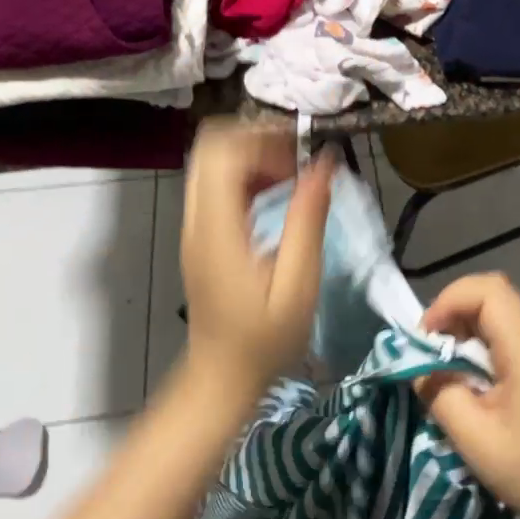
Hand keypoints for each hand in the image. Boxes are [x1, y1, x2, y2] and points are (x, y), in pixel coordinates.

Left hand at [179, 122, 334, 397]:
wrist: (220, 380)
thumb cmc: (265, 340)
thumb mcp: (298, 284)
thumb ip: (308, 219)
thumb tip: (325, 163)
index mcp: (217, 228)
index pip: (222, 151)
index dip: (262, 138)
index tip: (301, 154)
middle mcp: (196, 218)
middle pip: (212, 146)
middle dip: (257, 140)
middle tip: (297, 161)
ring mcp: (194, 225)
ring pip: (212, 161)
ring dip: (253, 156)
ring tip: (293, 177)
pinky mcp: (200, 233)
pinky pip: (216, 183)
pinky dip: (246, 174)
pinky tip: (277, 194)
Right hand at [416, 274, 519, 518]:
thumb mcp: (477, 440)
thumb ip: (441, 394)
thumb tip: (420, 367)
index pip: (488, 290)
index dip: (450, 300)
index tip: (425, 335)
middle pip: (493, 298)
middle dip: (453, 314)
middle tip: (428, 352)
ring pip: (500, 316)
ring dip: (466, 331)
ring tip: (444, 370)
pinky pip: (510, 336)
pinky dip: (482, 346)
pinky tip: (471, 381)